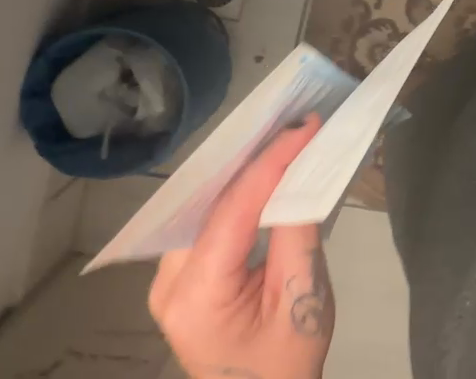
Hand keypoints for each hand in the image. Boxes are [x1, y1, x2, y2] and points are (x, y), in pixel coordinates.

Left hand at [150, 117, 332, 378]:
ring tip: (282, 134)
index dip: (272, 160)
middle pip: (209, 201)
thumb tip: (301, 168)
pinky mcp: (180, 274)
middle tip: (293, 120)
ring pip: (204, 205)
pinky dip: (237, 190)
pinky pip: (206, 218)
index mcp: (196, 295)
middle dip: (252, 155)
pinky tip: (263, 168)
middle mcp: (168, 281)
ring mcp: (168, 278)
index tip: (307, 124)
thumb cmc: (287, 360)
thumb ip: (297, 229)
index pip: (234, 208)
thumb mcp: (303, 297)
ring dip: (244, 168)